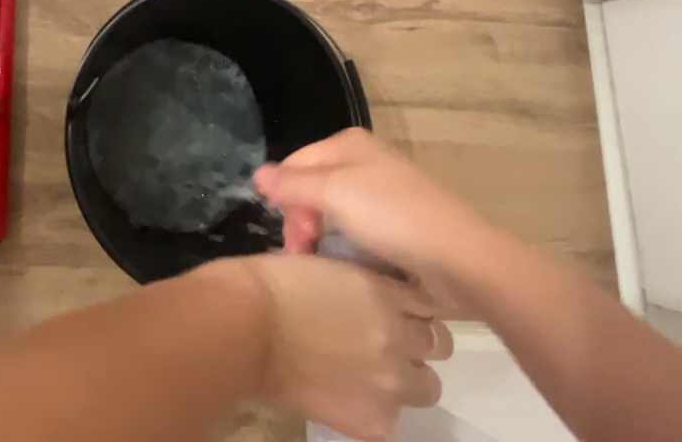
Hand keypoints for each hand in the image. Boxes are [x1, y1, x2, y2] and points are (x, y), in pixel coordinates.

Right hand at [206, 254, 451, 439]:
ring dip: (402, 376)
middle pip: (437, 344)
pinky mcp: (373, 420)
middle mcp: (398, 336)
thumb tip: (352, 287)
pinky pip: (393, 418)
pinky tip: (346, 394)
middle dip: (411, 342)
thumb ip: (350, 277)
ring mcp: (389, 381)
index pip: (425, 303)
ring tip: (365, 371)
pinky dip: (374, 407)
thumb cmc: (270, 282)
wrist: (245, 325)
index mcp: (383, 290)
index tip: (388, 308)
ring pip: (426, 385)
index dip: (407, 307)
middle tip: (376, 339)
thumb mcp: (319, 262)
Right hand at [254, 128, 498, 288]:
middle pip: (311, 186)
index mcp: (347, 143)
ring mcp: (381, 190)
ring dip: (319, 236)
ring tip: (320, 264)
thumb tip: (256, 175)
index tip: (289, 236)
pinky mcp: (396, 221)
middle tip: (303, 254)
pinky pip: (355, 228)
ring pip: (331, 210)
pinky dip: (344, 243)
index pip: (294, 164)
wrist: (460, 257)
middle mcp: (363, 160)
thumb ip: (291, 184)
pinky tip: (346, 263)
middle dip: (301, 220)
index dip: (284, 198)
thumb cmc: (392, 217)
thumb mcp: (333, 194)